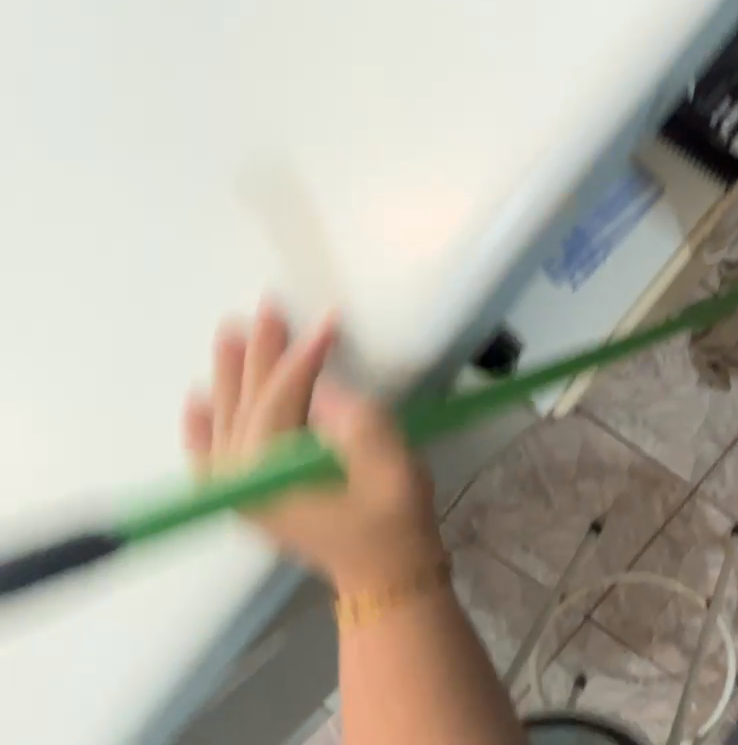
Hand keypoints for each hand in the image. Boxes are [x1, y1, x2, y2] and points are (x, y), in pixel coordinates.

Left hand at [183, 302, 442, 591]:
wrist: (384, 572)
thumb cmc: (394, 521)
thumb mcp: (394, 473)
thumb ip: (364, 432)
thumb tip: (334, 393)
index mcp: (274, 475)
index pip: (280, 402)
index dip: (303, 358)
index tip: (330, 321)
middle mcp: (241, 481)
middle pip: (245, 404)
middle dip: (259, 353)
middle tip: (268, 307)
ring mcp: (239, 490)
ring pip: (226, 420)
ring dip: (230, 375)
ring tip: (233, 332)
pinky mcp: (248, 494)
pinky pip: (211, 453)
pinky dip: (203, 422)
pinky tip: (199, 397)